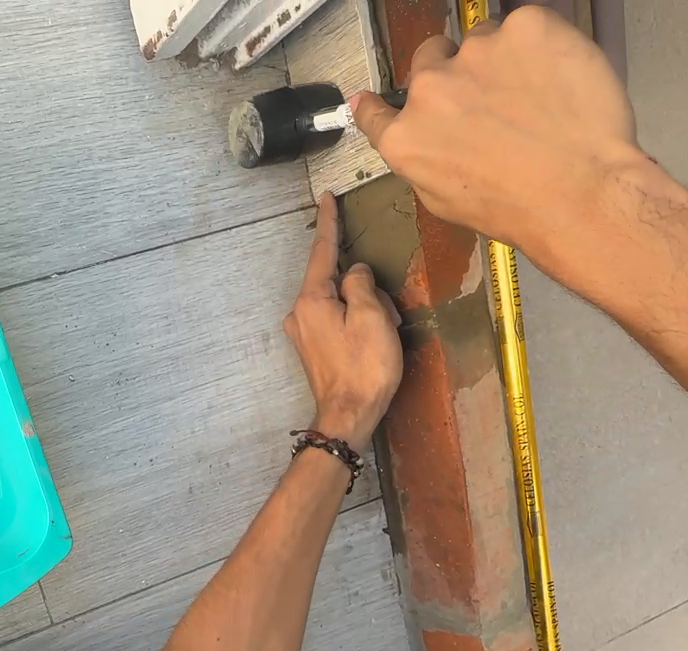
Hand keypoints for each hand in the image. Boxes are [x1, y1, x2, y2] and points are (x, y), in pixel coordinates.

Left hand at [283, 193, 403, 444]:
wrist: (348, 416)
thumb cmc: (364, 367)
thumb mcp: (371, 316)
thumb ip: (361, 283)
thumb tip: (354, 273)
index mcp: (311, 299)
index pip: (322, 250)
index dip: (329, 222)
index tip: (327, 196)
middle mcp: (299, 313)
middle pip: (336, 280)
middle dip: (366, 290)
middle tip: (388, 316)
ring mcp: (303, 333)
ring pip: (340, 302)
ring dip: (366, 310)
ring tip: (385, 334)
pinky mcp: (312, 349)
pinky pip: (337, 320)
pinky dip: (358, 323)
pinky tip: (373, 342)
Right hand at [350, 7, 656, 269]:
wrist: (572, 188)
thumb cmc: (509, 206)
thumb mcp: (442, 199)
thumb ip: (422, 159)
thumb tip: (420, 141)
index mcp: (405, 139)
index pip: (373, 113)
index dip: (373, 105)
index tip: (370, 101)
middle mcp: (430, 89)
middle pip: (428, 59)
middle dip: (450, 73)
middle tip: (483, 97)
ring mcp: (475, 52)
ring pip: (482, 40)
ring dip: (498, 59)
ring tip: (530, 94)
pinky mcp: (525, 26)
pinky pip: (526, 25)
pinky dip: (539, 46)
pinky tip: (554, 79)